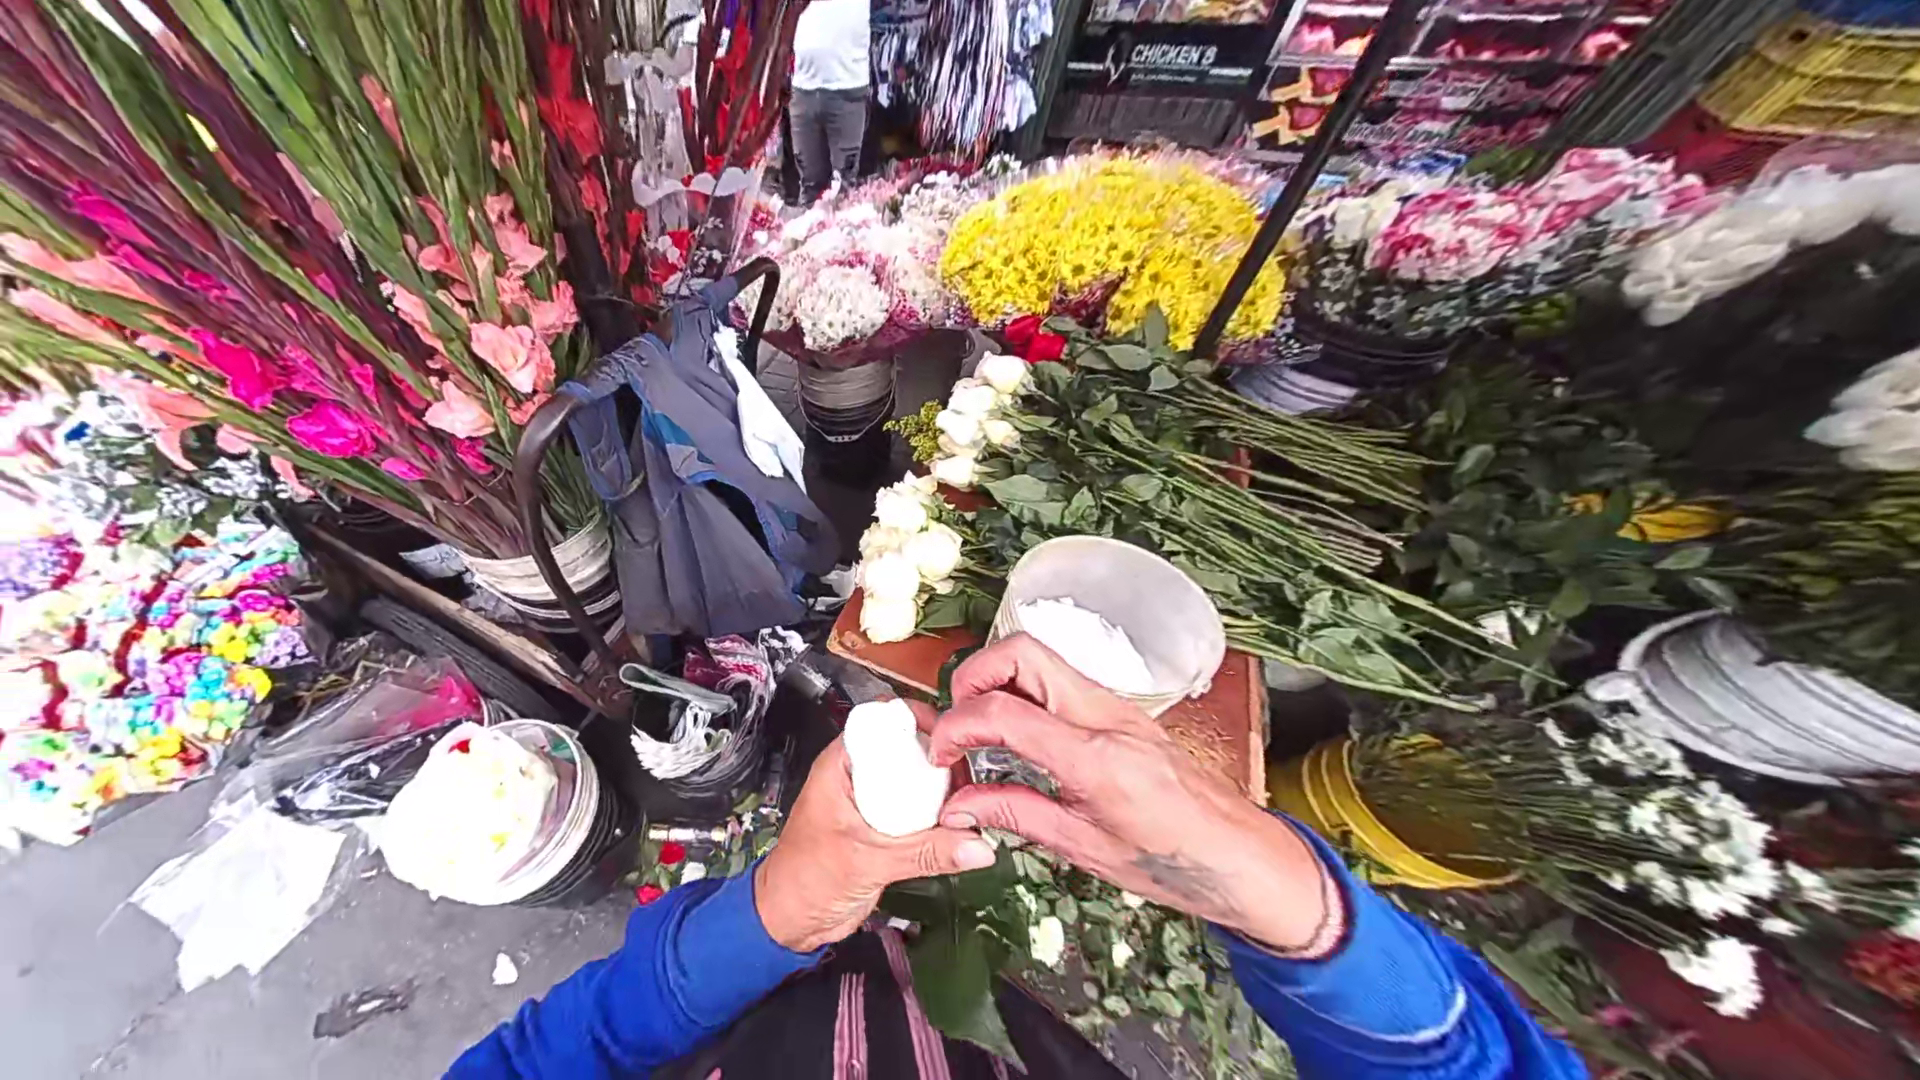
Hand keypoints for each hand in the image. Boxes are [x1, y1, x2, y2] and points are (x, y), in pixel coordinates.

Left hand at [754, 734, 996, 952]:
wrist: (788, 924)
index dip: (919, 720)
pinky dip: (935, 812)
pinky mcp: (883, 823)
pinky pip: (915, 806)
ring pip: (913, 775)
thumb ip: (924, 853)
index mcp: (842, 763)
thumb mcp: (869, 861)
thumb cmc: (805, 880)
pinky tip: (956, 822)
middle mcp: (859, 772)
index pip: (884, 718)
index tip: (951, 738)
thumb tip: (977, 845)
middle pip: (906, 745)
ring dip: (940, 786)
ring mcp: (871, 797)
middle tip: (966, 774)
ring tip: (968, 798)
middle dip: (938, 756)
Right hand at [926, 634, 1335, 952]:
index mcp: (1094, 756)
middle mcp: (1103, 713)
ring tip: (979, 727)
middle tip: (957, 721)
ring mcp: (1114, 703)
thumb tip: (958, 805)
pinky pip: (1058, 679)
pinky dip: (1022, 690)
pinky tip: (1016, 734)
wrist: (1242, 854)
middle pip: (1021, 651)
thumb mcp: (1086, 849)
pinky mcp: (1118, 707)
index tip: (940, 753)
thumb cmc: (1173, 863)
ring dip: (996, 678)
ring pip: (1039, 656)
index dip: (957, 726)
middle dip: (973, 674)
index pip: (1004, 712)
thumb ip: (1017, 814)